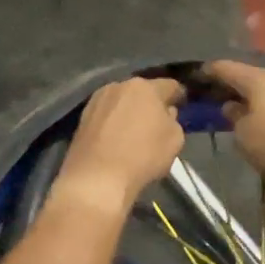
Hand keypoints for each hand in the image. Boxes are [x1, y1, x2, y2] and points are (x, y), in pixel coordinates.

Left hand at [56, 77, 186, 212]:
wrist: (96, 178)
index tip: (183, 106)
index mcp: (144, 86)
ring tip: (134, 132)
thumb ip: (173, 121)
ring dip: (129, 111)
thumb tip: (165, 114)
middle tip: (158, 121)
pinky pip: (106, 115)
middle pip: (142, 91)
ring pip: (121, 102)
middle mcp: (118, 85)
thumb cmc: (142, 156)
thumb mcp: (175, 139)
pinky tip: (116, 139)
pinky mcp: (81, 117)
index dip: (179, 96)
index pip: (170, 85)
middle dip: (151, 103)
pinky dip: (113, 123)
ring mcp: (96, 100)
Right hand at [204, 60, 264, 192]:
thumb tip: (234, 106)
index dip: (210, 71)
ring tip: (243, 113)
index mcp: (259, 79)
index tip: (197, 75)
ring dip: (255, 99)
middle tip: (219, 97)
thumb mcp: (244, 137)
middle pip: (251, 77)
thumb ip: (235, 118)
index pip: (227, 68)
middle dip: (234, 86)